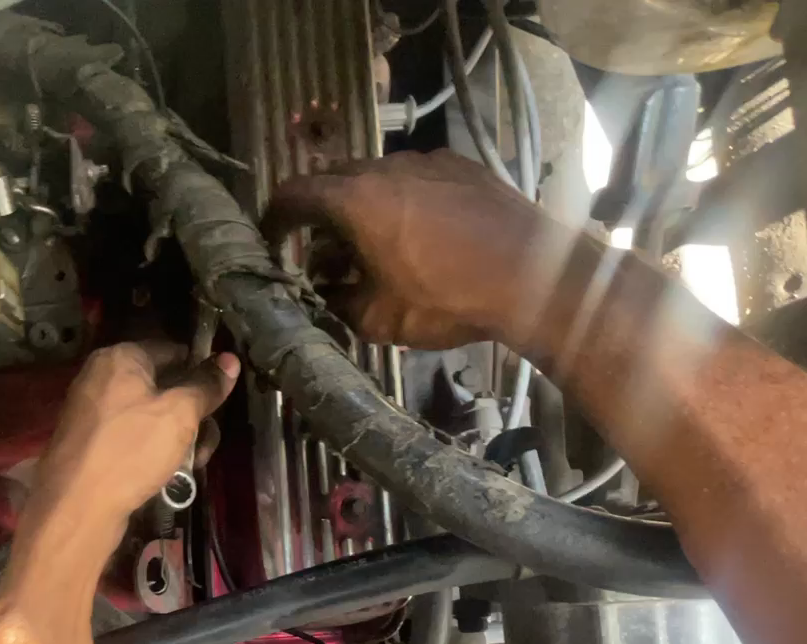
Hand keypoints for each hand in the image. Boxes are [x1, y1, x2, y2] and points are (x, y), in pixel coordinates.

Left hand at [23, 341, 239, 553]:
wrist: (77, 506)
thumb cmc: (131, 450)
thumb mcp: (179, 414)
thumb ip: (205, 386)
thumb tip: (229, 360)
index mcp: (120, 358)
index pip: (173, 351)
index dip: (203, 372)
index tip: (222, 399)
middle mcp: (102, 378)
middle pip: (164, 387)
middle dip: (193, 416)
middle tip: (205, 444)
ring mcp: (94, 414)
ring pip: (151, 417)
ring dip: (179, 439)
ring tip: (191, 465)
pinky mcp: (92, 445)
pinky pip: (133, 438)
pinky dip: (153, 452)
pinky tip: (167, 475)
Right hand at [264, 150, 615, 352]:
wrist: (535, 277)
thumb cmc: (446, 300)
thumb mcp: (377, 319)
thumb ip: (336, 302)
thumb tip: (323, 294)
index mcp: (354, 200)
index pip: (293, 193)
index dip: (273, 217)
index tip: (271, 240)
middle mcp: (385, 167)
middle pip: (332, 179)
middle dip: (317, 214)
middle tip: (320, 252)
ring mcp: (427, 161)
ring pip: (374, 177)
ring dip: (360, 207)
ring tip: (370, 248)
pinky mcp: (461, 165)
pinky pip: (413, 178)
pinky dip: (398, 201)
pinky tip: (416, 236)